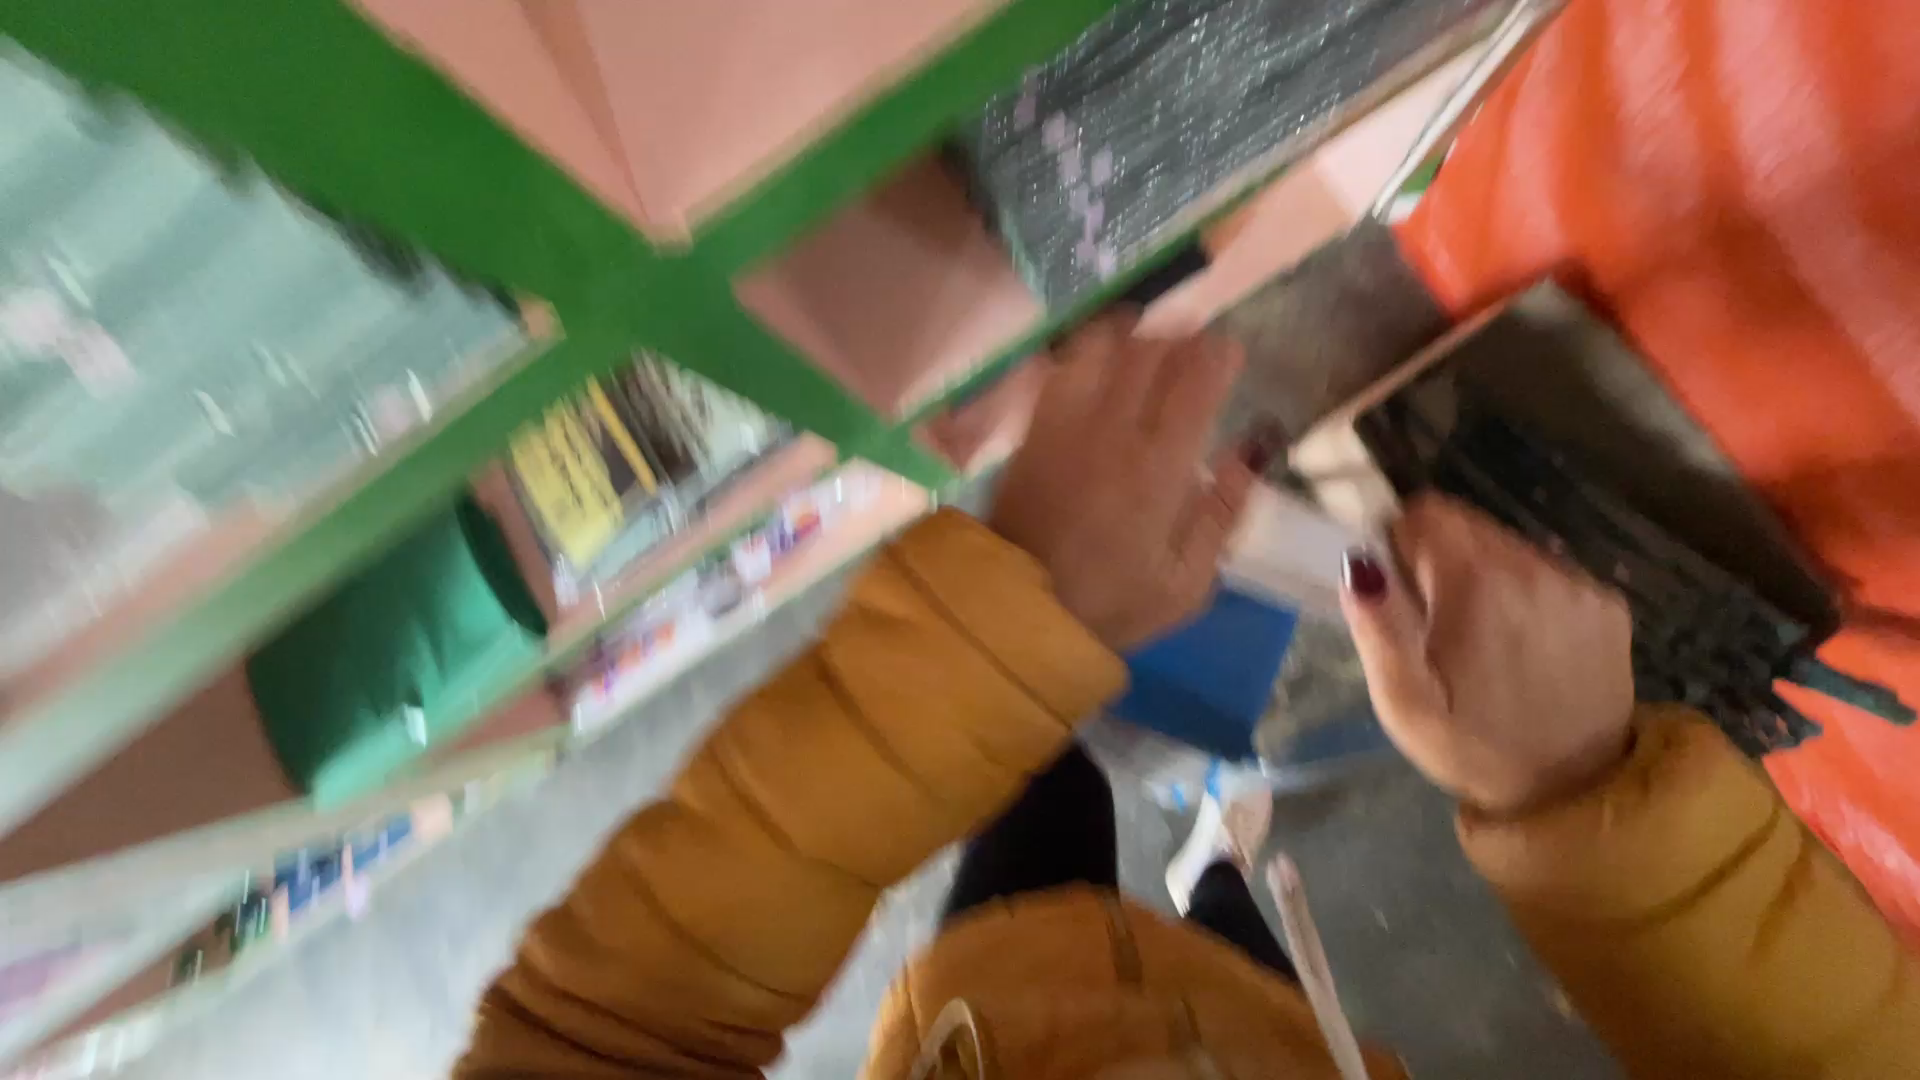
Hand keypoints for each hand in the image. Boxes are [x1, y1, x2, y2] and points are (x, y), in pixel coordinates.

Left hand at [989, 313, 1254, 650]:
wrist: (1019, 612)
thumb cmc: (1110, 604)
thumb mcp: (1185, 584)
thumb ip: (1221, 514)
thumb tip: (1246, 452)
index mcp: (1157, 470)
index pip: (1195, 382)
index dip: (1217, 355)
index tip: (1229, 351)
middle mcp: (1108, 434)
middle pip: (1146, 351)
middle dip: (1177, 334)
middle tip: (1190, 341)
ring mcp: (1061, 429)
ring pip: (1096, 349)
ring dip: (1126, 333)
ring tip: (1143, 337)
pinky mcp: (1028, 435)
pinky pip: (1055, 374)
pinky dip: (1081, 356)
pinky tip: (1094, 361)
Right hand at [1341, 494, 1634, 815]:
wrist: (1577, 793)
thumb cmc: (1470, 746)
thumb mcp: (1403, 701)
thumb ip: (1378, 628)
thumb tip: (1359, 566)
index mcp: (1480, 585)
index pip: (1427, 514)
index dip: (1398, 540)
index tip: (1393, 586)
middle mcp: (1536, 570)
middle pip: (1465, 526)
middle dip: (1435, 557)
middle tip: (1426, 618)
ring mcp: (1579, 585)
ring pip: (1502, 545)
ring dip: (1475, 573)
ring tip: (1469, 633)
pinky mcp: (1606, 605)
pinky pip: (1542, 571)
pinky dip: (1517, 591)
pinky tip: (1514, 641)